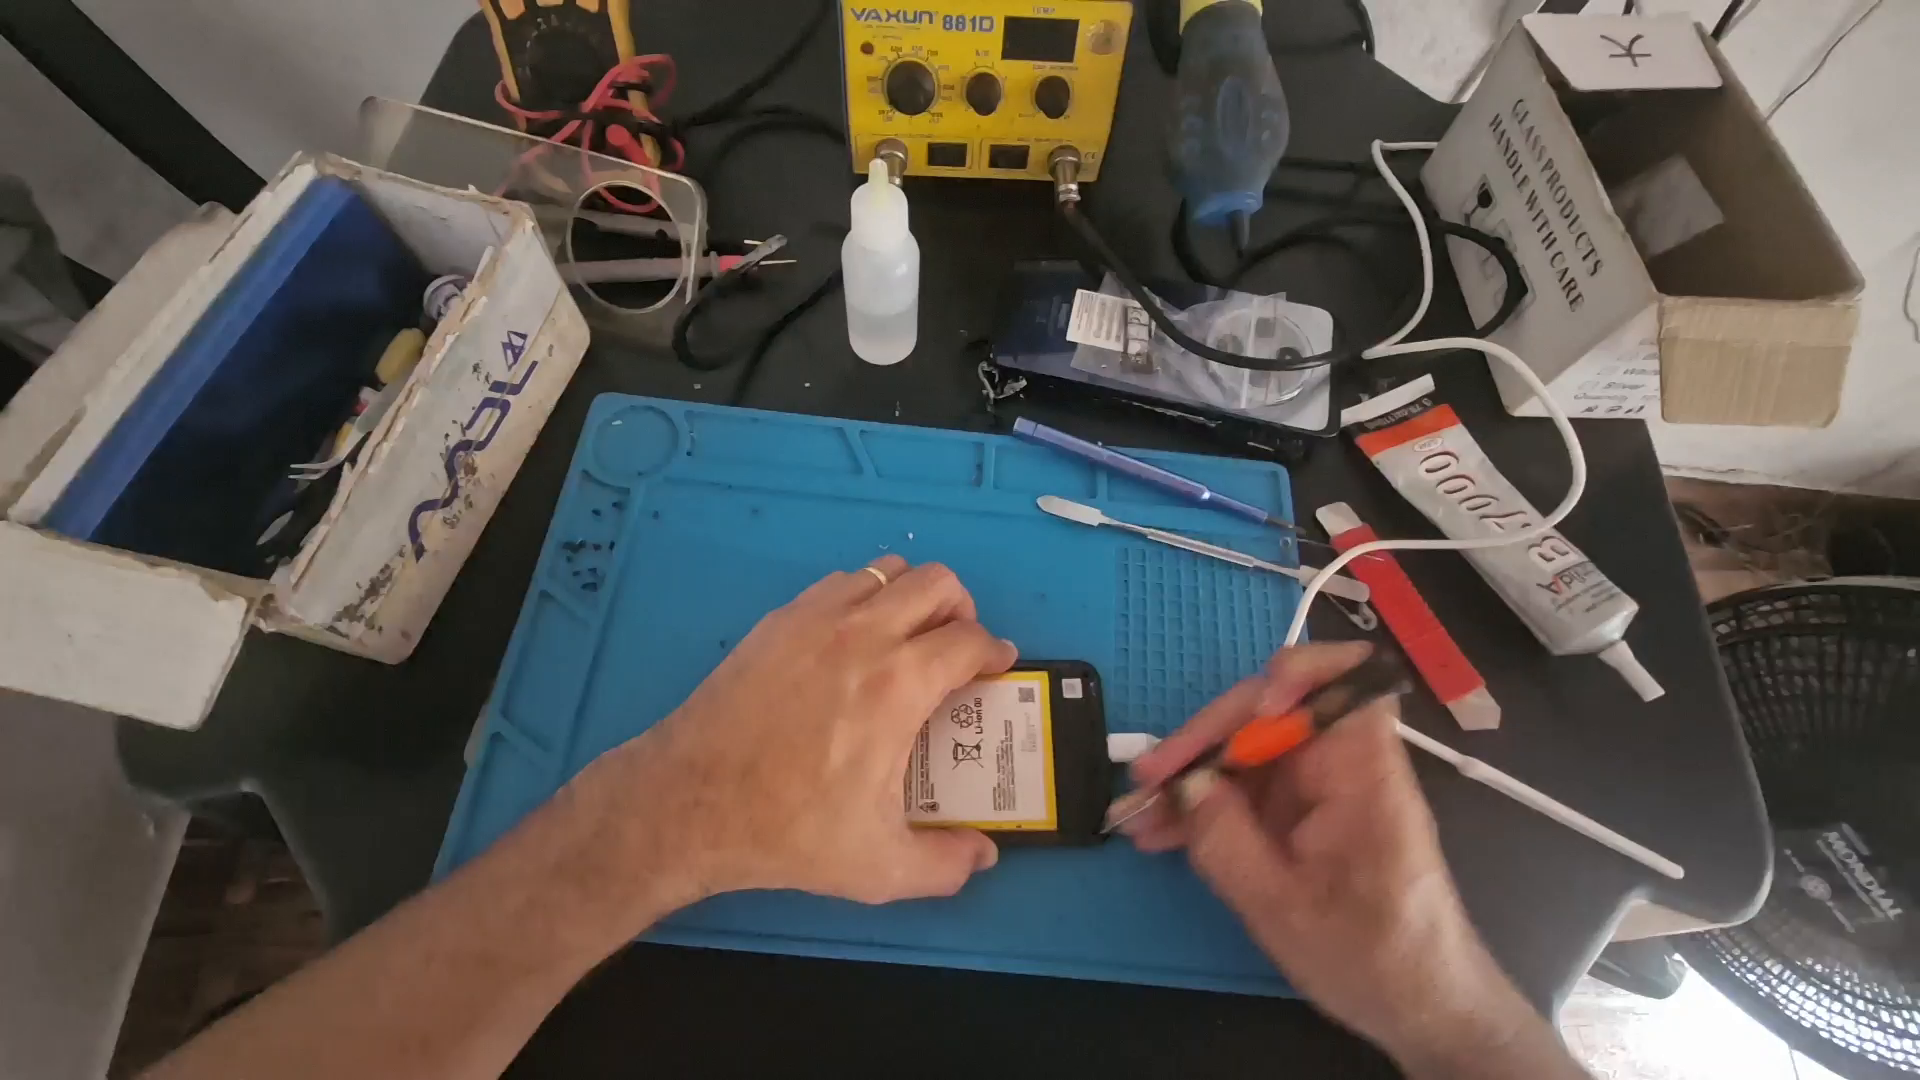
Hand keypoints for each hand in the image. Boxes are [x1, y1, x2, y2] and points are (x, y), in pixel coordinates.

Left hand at [574, 556, 1013, 922]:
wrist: (691, 801)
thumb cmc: (790, 829)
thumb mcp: (879, 867)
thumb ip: (946, 863)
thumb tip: (986, 853)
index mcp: (900, 684)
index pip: (971, 639)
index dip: (995, 650)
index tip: (997, 666)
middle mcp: (866, 633)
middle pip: (939, 582)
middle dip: (962, 610)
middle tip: (957, 647)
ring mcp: (818, 617)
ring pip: (888, 571)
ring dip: (913, 596)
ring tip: (909, 635)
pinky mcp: (781, 617)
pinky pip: (842, 582)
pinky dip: (865, 597)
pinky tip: (853, 638)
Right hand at [1121, 643, 1534, 1066]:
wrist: (1418, 1009)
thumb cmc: (1371, 960)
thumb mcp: (1283, 908)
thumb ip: (1225, 839)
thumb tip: (1184, 783)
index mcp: (1362, 774)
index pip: (1344, 682)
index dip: (1296, 676)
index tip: (1250, 712)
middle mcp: (1338, 765)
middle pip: (1265, 715)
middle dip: (1201, 740)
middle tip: (1147, 779)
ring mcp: (1314, 786)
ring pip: (1240, 752)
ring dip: (1187, 777)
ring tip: (1136, 815)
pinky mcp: (1295, 811)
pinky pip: (1240, 788)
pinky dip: (1200, 806)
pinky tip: (1158, 833)